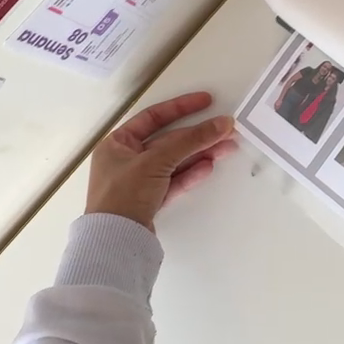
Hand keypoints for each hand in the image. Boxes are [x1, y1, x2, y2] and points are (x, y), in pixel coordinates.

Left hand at [85, 92, 239, 229]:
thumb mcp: (157, 160)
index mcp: (118, 143)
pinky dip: (191, 174)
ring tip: (228, 148)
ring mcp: (138, 181)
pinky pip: (174, 181)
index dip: (181, 107)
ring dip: (200, 154)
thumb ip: (191, 140)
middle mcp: (126, 159)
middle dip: (199, 136)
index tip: (207, 101)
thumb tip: (224, 123)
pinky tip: (209, 167)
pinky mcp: (149, 200)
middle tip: (227, 130)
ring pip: (175, 161)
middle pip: (169, 141)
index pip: (153, 117)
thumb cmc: (126, 192)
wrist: (115, 241)